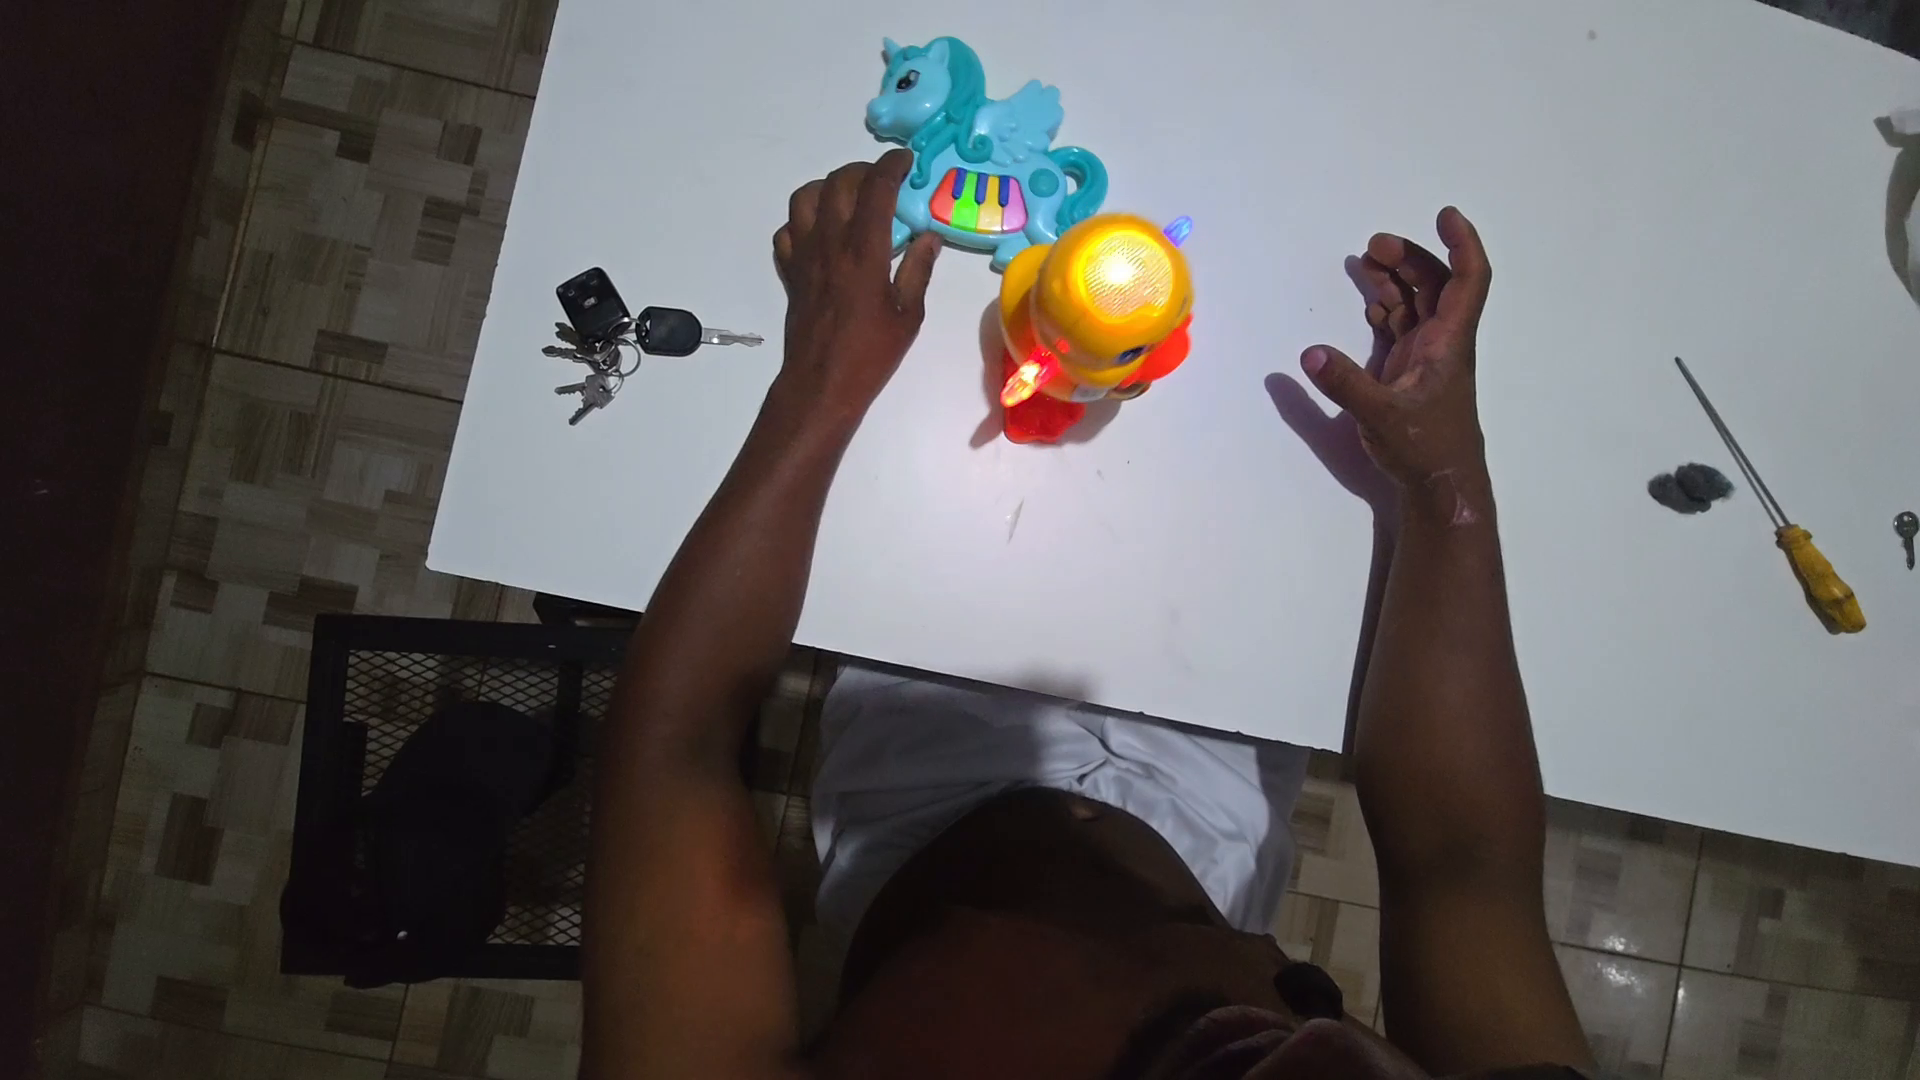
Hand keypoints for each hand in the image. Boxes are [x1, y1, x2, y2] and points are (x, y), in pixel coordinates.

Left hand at [772, 149, 940, 413]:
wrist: (822, 381)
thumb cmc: (871, 354)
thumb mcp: (908, 315)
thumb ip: (918, 270)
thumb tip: (929, 237)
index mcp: (863, 251)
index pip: (876, 189)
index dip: (891, 166)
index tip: (905, 161)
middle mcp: (829, 243)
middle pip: (838, 183)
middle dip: (862, 171)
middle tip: (882, 181)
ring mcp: (804, 255)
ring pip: (805, 198)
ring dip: (828, 188)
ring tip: (848, 199)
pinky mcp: (790, 272)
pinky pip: (787, 231)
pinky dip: (803, 222)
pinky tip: (821, 233)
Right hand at [1299, 208, 1492, 513]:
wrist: (1439, 482)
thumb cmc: (1424, 446)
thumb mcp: (1381, 415)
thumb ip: (1345, 384)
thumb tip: (1310, 354)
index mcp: (1448, 342)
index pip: (1468, 280)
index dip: (1461, 244)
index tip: (1445, 216)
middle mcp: (1441, 342)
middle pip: (1436, 285)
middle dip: (1410, 259)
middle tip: (1374, 246)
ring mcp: (1425, 358)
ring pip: (1417, 305)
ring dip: (1396, 282)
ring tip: (1366, 263)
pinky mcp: (1408, 374)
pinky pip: (1400, 330)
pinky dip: (1386, 312)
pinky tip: (1370, 305)